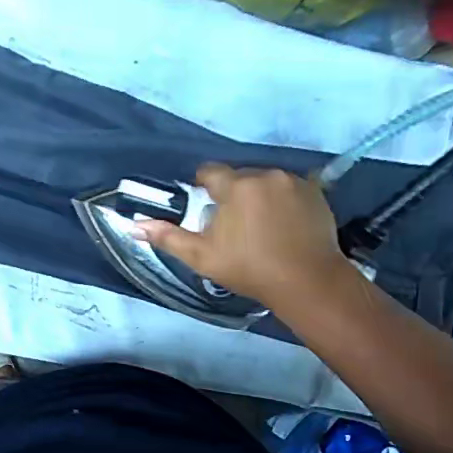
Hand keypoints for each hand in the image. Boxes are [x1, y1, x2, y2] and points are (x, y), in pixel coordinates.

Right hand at [132, 163, 360, 308]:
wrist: (306, 281)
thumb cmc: (249, 269)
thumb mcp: (202, 257)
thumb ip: (169, 238)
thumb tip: (136, 226)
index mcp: (236, 186)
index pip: (210, 171)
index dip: (202, 186)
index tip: (203, 204)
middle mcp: (266, 174)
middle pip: (239, 176)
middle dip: (232, 194)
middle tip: (231, 225)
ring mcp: (294, 181)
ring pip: (265, 181)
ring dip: (258, 196)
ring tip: (259, 226)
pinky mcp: (316, 192)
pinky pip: (290, 188)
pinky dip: (283, 200)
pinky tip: (283, 225)